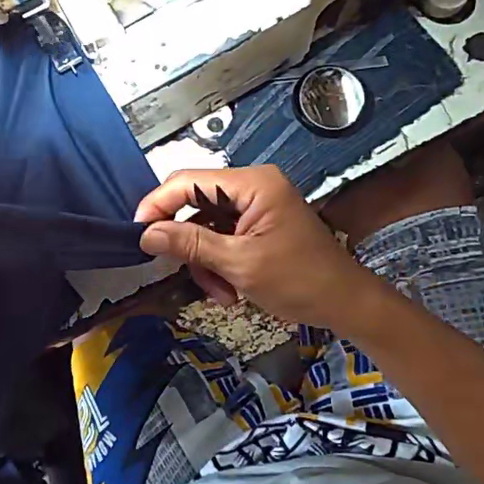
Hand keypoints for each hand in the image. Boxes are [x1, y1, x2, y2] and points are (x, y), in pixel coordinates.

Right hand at [135, 166, 391, 328]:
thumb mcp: (239, 264)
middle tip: (187, 272)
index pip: (188, 180)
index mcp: (253, 183)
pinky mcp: (258, 223)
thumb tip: (145, 233)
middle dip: (189, 243)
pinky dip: (219, 263)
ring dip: (205, 261)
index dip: (158, 204)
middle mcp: (253, 185)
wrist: (346, 303)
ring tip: (222, 292)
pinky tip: (232, 289)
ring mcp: (256, 204)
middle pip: (195, 202)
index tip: (137, 232)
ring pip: (205, 225)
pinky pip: (222, 236)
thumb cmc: (299, 281)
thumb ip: (190, 244)